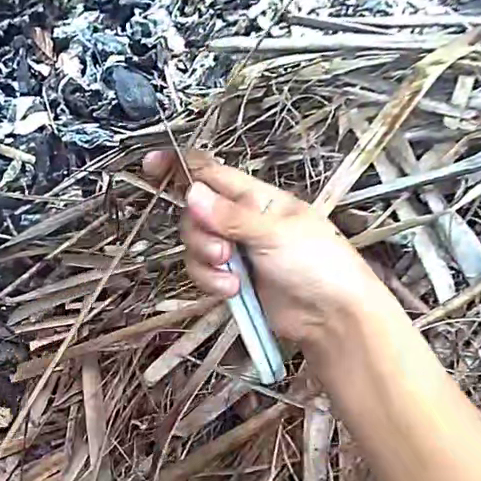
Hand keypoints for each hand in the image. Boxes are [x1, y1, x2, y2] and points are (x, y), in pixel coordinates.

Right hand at [144, 149, 396, 352]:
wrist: (330, 316)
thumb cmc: (318, 263)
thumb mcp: (275, 233)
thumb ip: (230, 216)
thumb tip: (191, 193)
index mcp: (256, 197)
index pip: (210, 173)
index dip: (179, 166)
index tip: (149, 165)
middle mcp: (240, 220)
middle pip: (194, 215)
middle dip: (200, 235)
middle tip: (223, 252)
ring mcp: (234, 251)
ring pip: (195, 247)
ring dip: (206, 263)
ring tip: (232, 276)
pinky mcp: (230, 279)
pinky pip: (202, 274)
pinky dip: (212, 283)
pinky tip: (233, 290)